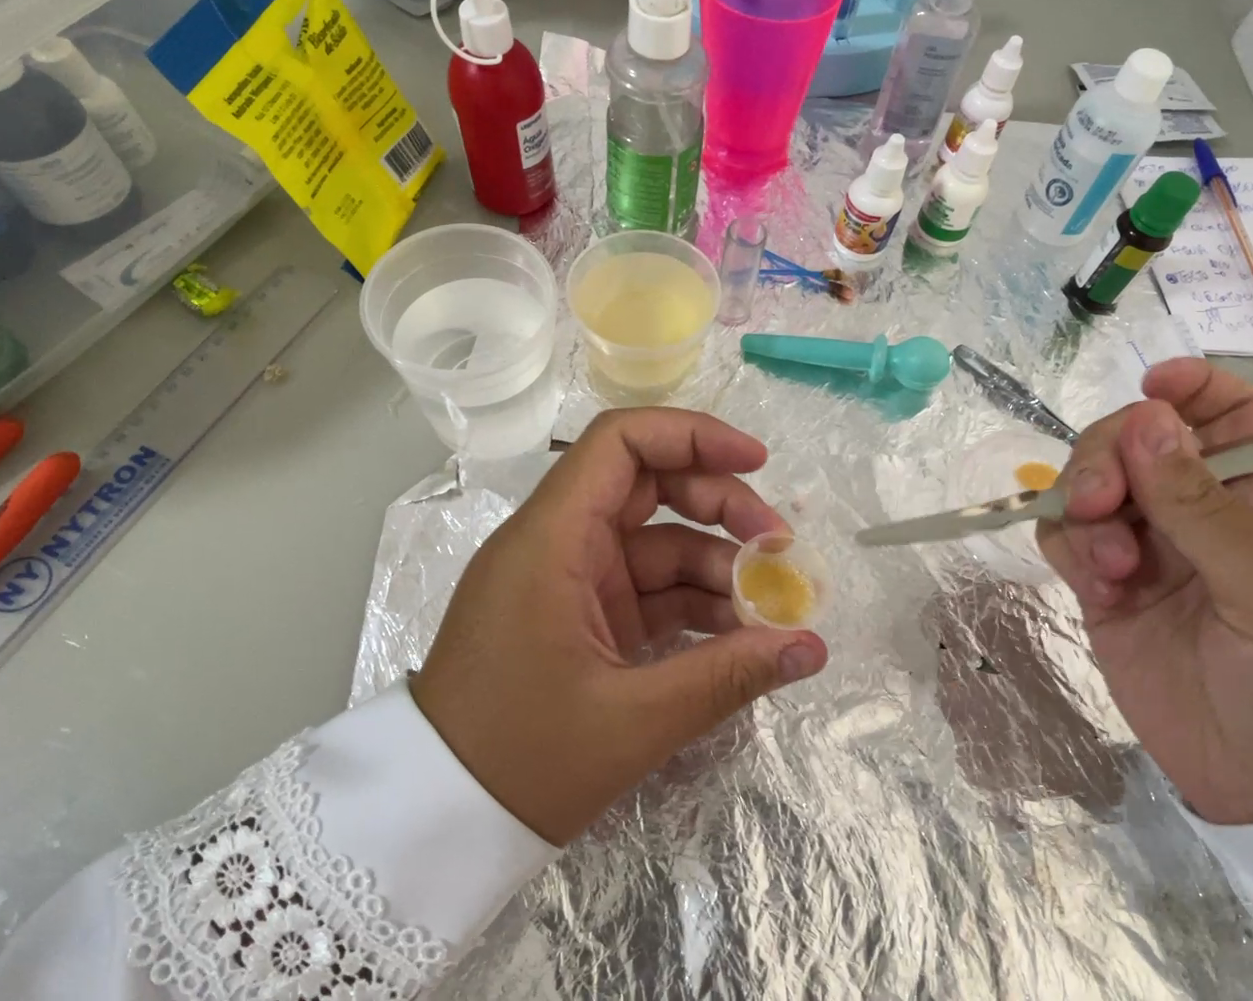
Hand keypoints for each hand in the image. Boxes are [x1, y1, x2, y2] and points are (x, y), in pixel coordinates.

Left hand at [411, 409, 828, 845]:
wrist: (440, 816)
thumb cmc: (520, 760)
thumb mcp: (633, 719)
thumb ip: (728, 675)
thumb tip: (813, 647)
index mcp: (552, 540)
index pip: (620, 443)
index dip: (692, 435)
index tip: (757, 463)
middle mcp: (558, 545)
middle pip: (648, 487)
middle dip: (721, 508)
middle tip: (780, 549)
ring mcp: (568, 583)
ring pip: (655, 544)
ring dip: (716, 568)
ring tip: (773, 612)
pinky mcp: (579, 619)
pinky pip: (646, 591)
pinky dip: (693, 606)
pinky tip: (739, 637)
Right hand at [1036, 359, 1252, 824]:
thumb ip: (1206, 510)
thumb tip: (1145, 420)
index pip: (1229, 413)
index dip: (1189, 389)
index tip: (1147, 388)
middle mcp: (1206, 511)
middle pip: (1137, 443)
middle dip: (1107, 458)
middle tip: (1096, 502)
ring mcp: (1152, 551)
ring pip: (1091, 488)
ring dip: (1082, 509)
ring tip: (1106, 568)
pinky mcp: (1109, 592)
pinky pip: (1069, 541)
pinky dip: (1068, 550)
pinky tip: (1094, 588)